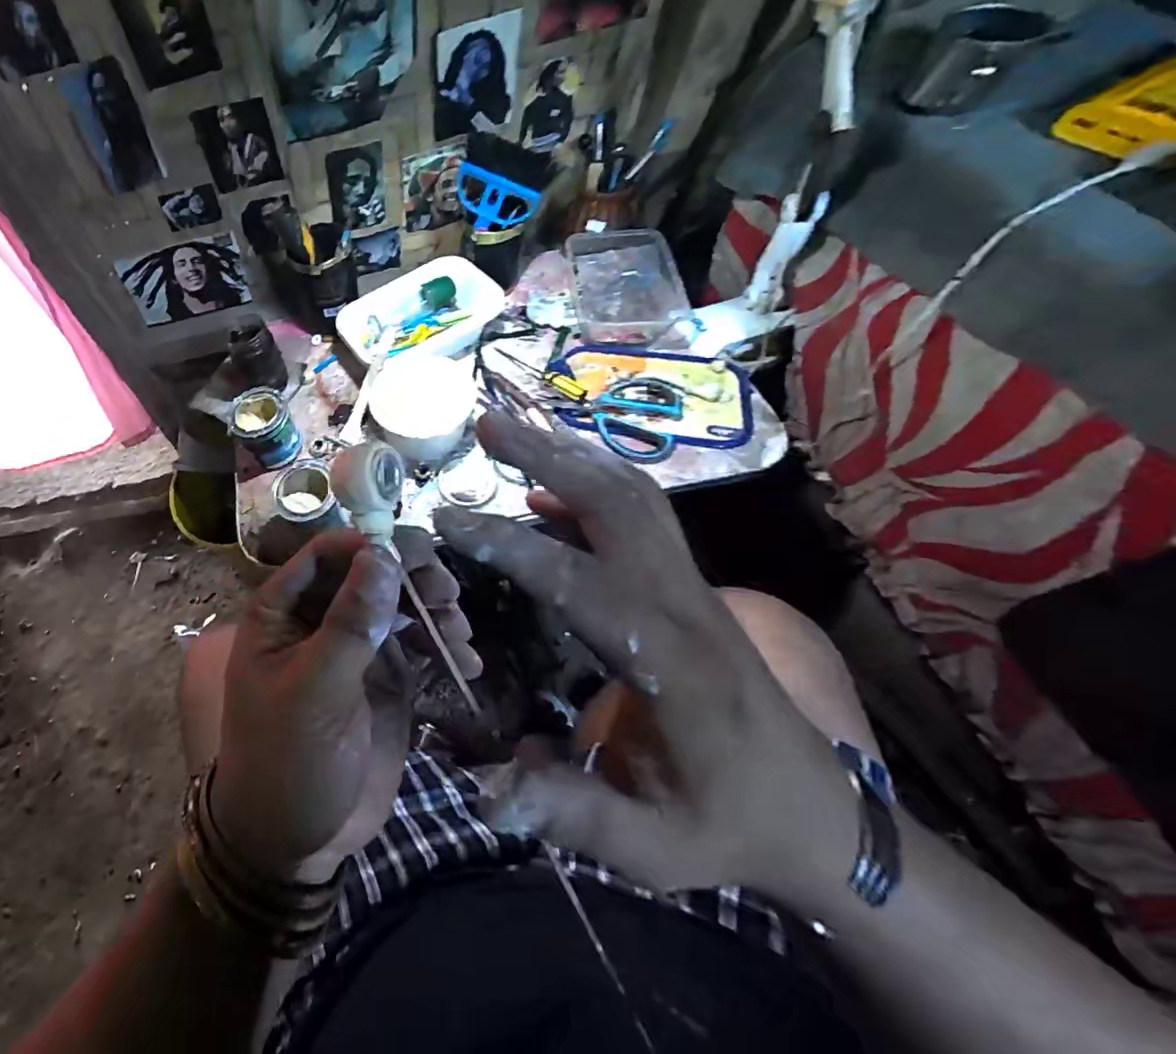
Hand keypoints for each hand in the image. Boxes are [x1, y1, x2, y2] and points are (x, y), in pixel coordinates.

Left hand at [211, 528, 478, 882]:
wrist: (295, 834)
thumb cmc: (287, 758)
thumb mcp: (315, 689)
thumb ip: (350, 623)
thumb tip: (381, 556)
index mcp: (280, 612)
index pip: (322, 554)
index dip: (364, 545)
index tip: (412, 555)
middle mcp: (317, 619)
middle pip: (366, 572)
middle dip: (408, 574)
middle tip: (446, 592)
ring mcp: (354, 647)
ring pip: (397, 603)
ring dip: (432, 607)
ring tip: (458, 629)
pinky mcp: (385, 677)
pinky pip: (417, 643)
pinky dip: (443, 645)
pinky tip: (466, 661)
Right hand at [432, 412, 857, 902]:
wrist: (823, 824)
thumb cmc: (727, 828)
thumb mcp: (648, 846)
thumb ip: (567, 813)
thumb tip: (482, 789)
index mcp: (670, 663)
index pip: (582, 583)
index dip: (513, 547)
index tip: (449, 520)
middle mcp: (685, 608)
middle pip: (621, 506)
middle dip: (549, 457)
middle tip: (486, 425)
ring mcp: (695, 593)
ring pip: (636, 499)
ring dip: (571, 456)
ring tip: (510, 431)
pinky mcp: (692, 594)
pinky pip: (642, 518)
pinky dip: (590, 488)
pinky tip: (546, 493)